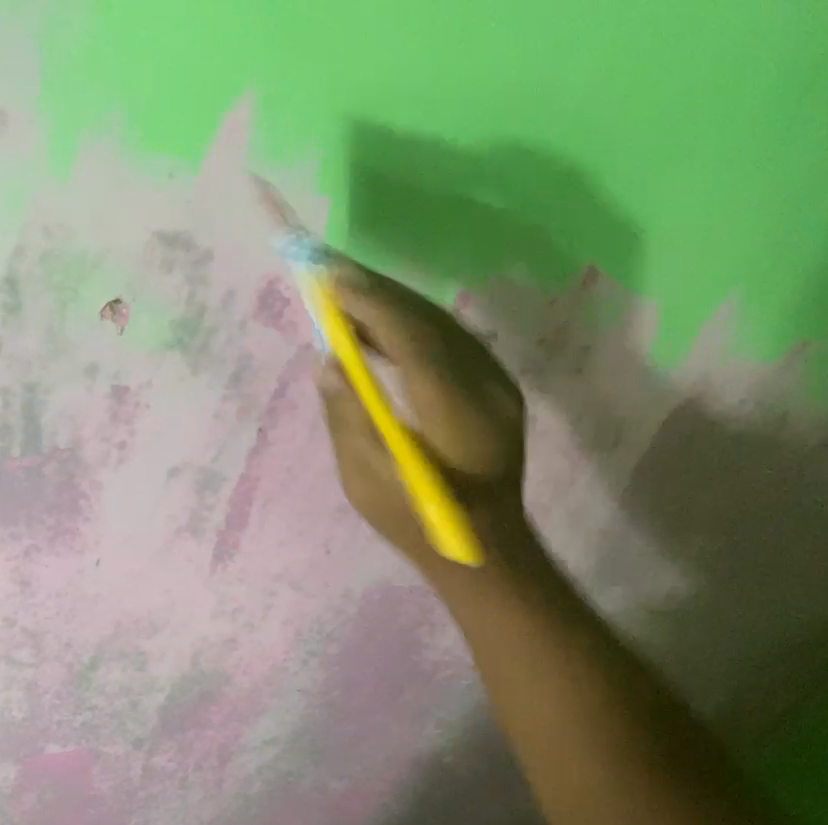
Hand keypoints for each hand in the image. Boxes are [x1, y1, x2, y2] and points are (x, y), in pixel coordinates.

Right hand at [315, 256, 527, 570]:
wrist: (485, 549)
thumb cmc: (417, 524)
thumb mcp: (367, 482)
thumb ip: (349, 418)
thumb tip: (328, 363)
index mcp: (455, 415)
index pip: (413, 340)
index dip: (371, 306)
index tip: (329, 281)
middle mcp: (487, 388)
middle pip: (430, 322)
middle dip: (379, 292)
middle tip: (331, 272)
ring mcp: (499, 386)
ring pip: (444, 325)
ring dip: (394, 305)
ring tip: (348, 292)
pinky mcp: (497, 388)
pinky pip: (452, 342)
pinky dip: (412, 326)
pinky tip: (380, 325)